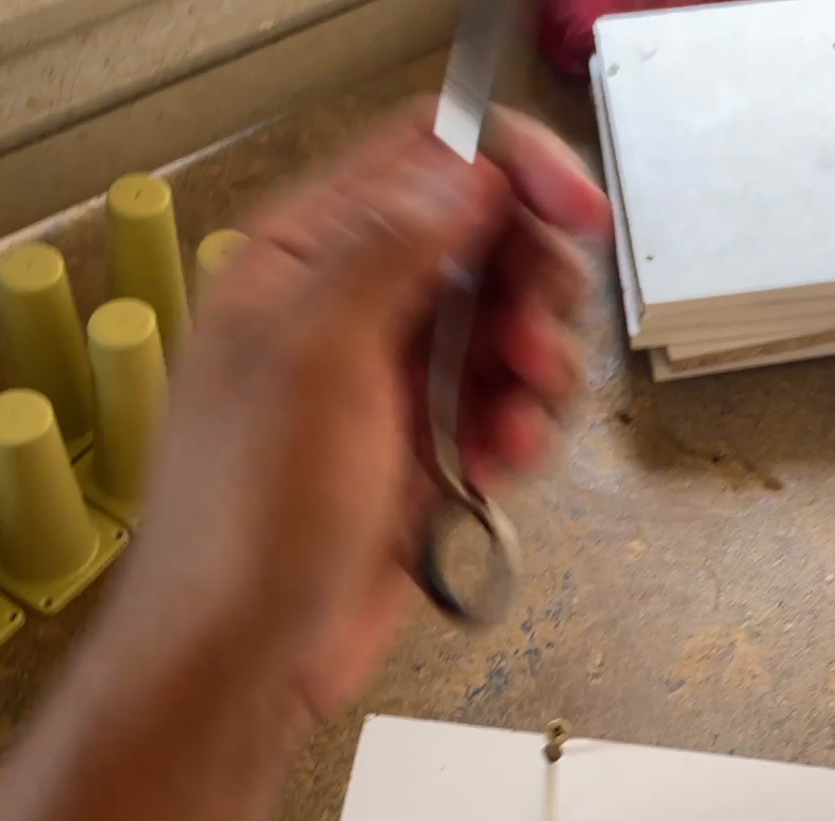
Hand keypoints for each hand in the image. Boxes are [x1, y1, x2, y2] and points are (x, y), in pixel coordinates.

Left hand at [111, 102, 610, 714]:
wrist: (255, 648)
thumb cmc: (255, 515)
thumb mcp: (312, 364)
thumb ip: (389, 252)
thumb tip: (470, 175)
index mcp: (312, 256)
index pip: (430, 157)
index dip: (516, 168)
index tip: (579, 213)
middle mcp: (367, 305)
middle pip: (494, 244)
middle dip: (534, 294)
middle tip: (529, 354)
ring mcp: (409, 375)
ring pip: (518, 329)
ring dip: (538, 378)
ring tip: (509, 438)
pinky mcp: (442, 439)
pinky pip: (515, 405)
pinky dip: (523, 433)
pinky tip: (497, 470)